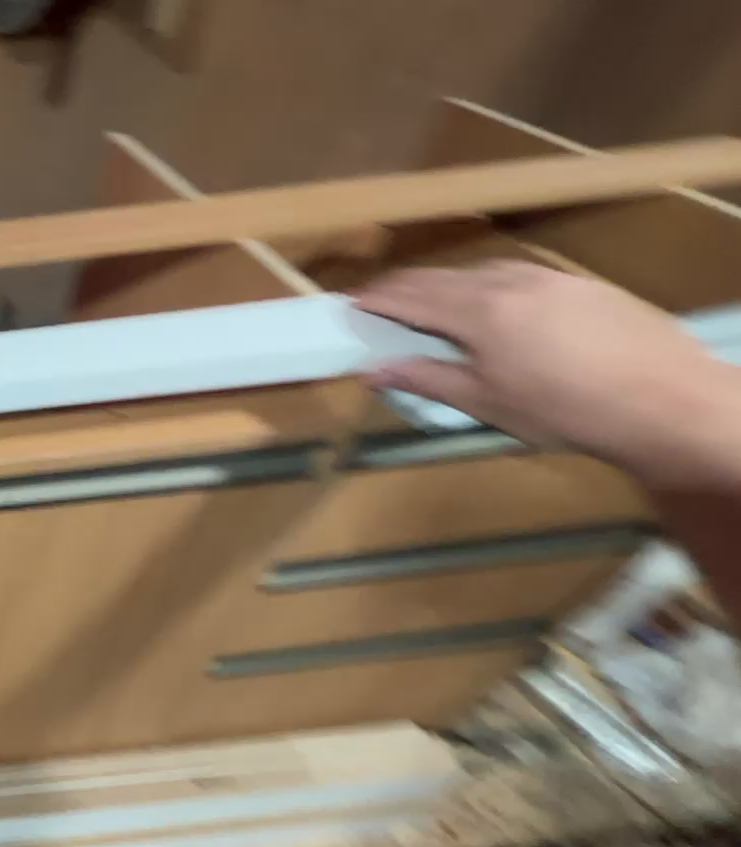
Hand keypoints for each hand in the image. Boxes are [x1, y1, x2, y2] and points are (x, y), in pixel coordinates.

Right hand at [356, 261, 740, 488]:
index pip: (412, 298)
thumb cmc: (560, 409)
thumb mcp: (481, 401)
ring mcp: (553, 280)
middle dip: (402, 286)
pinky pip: (515, 274)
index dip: (376, 300)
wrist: (666, 402)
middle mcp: (513, 284)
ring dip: (442, 282)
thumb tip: (369, 369)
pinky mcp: (582, 285)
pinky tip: (481, 299)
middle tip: (372, 298)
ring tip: (421, 299)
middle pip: (443, 277)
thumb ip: (423, 378)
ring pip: (480, 271)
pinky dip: (481, 282)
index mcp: (481, 313)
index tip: (347, 303)